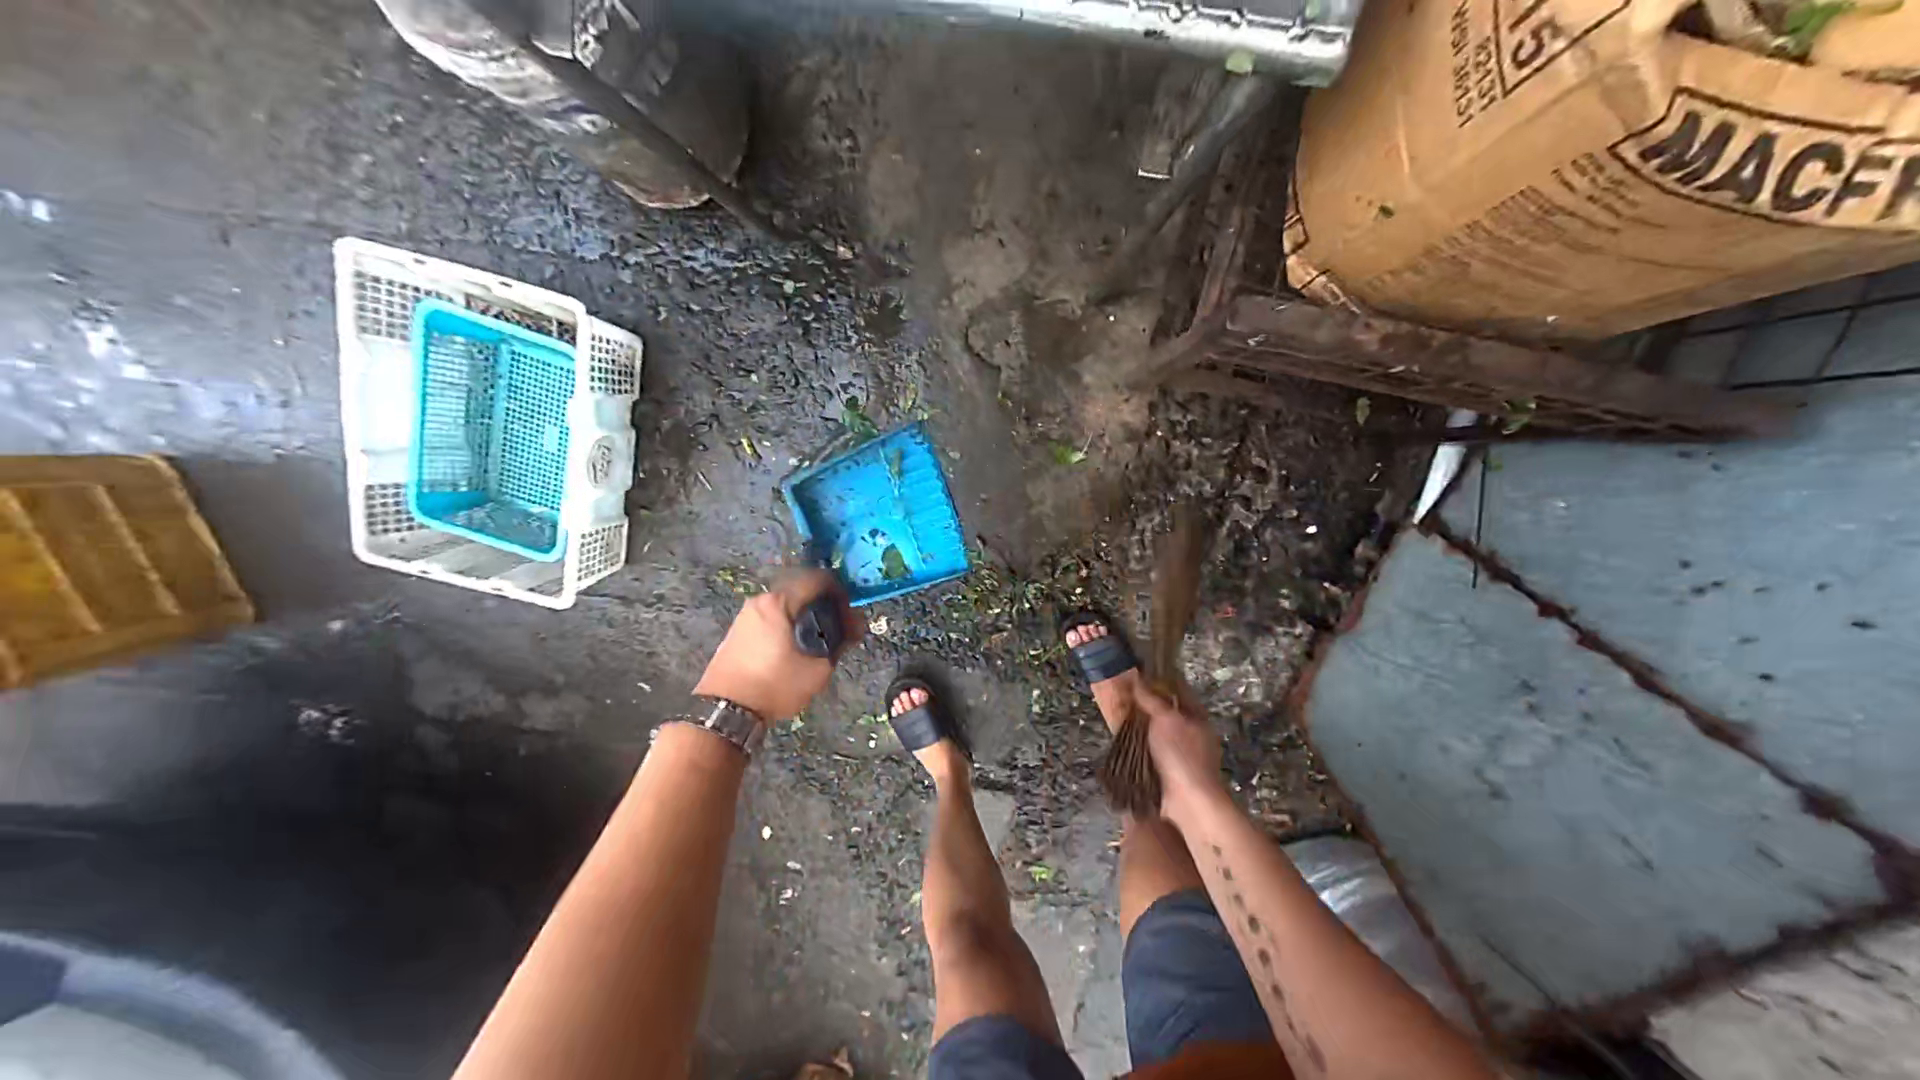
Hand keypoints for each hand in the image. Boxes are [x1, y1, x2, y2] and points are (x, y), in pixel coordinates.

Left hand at [692, 569, 859, 722]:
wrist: (724, 711)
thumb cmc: (774, 685)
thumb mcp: (817, 669)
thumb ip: (839, 643)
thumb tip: (854, 626)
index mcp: (779, 602)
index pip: (818, 580)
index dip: (841, 593)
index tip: (851, 614)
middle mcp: (760, 601)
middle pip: (801, 591)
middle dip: (825, 606)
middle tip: (841, 629)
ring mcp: (746, 615)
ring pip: (786, 605)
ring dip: (807, 616)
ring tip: (822, 640)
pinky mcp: (739, 631)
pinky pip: (772, 618)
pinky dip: (790, 624)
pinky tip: (798, 646)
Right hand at [1132, 683, 1226, 818]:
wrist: (1189, 801)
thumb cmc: (1180, 753)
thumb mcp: (1165, 719)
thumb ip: (1151, 699)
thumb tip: (1137, 679)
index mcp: (1198, 717)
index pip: (1179, 690)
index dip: (1160, 680)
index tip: (1138, 673)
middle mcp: (1194, 733)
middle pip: (1168, 712)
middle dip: (1147, 705)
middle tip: (1123, 697)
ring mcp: (1185, 755)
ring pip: (1160, 733)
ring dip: (1142, 728)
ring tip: (1120, 719)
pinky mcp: (1174, 773)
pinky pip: (1154, 753)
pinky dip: (1141, 748)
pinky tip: (1126, 745)